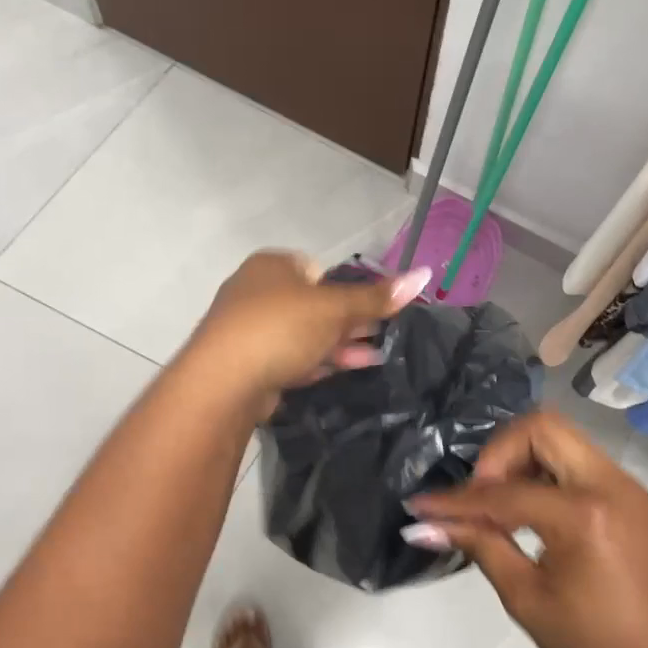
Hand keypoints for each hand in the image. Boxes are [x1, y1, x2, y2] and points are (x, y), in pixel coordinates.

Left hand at [184, 251, 431, 414]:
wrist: (224, 382)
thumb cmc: (281, 328)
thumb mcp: (335, 308)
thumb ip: (377, 297)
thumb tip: (423, 274)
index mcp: (273, 265)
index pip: (320, 270)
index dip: (350, 290)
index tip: (375, 312)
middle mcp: (257, 290)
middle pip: (314, 304)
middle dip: (349, 323)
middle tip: (382, 338)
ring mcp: (250, 328)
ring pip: (304, 334)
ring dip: (338, 346)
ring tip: (375, 359)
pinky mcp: (249, 362)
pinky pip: (292, 358)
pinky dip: (318, 363)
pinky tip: (343, 373)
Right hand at [405, 411, 647, 647]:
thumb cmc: (593, 643)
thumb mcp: (526, 597)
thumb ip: (479, 546)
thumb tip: (424, 526)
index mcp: (584, 514)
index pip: (505, 491)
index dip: (457, 500)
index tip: (419, 507)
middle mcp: (608, 483)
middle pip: (541, 428)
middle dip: (497, 454)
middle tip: (476, 496)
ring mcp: (623, 483)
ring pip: (561, 438)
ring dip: (520, 458)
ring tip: (494, 503)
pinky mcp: (628, 493)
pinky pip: (577, 459)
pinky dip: (544, 470)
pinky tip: (524, 507)